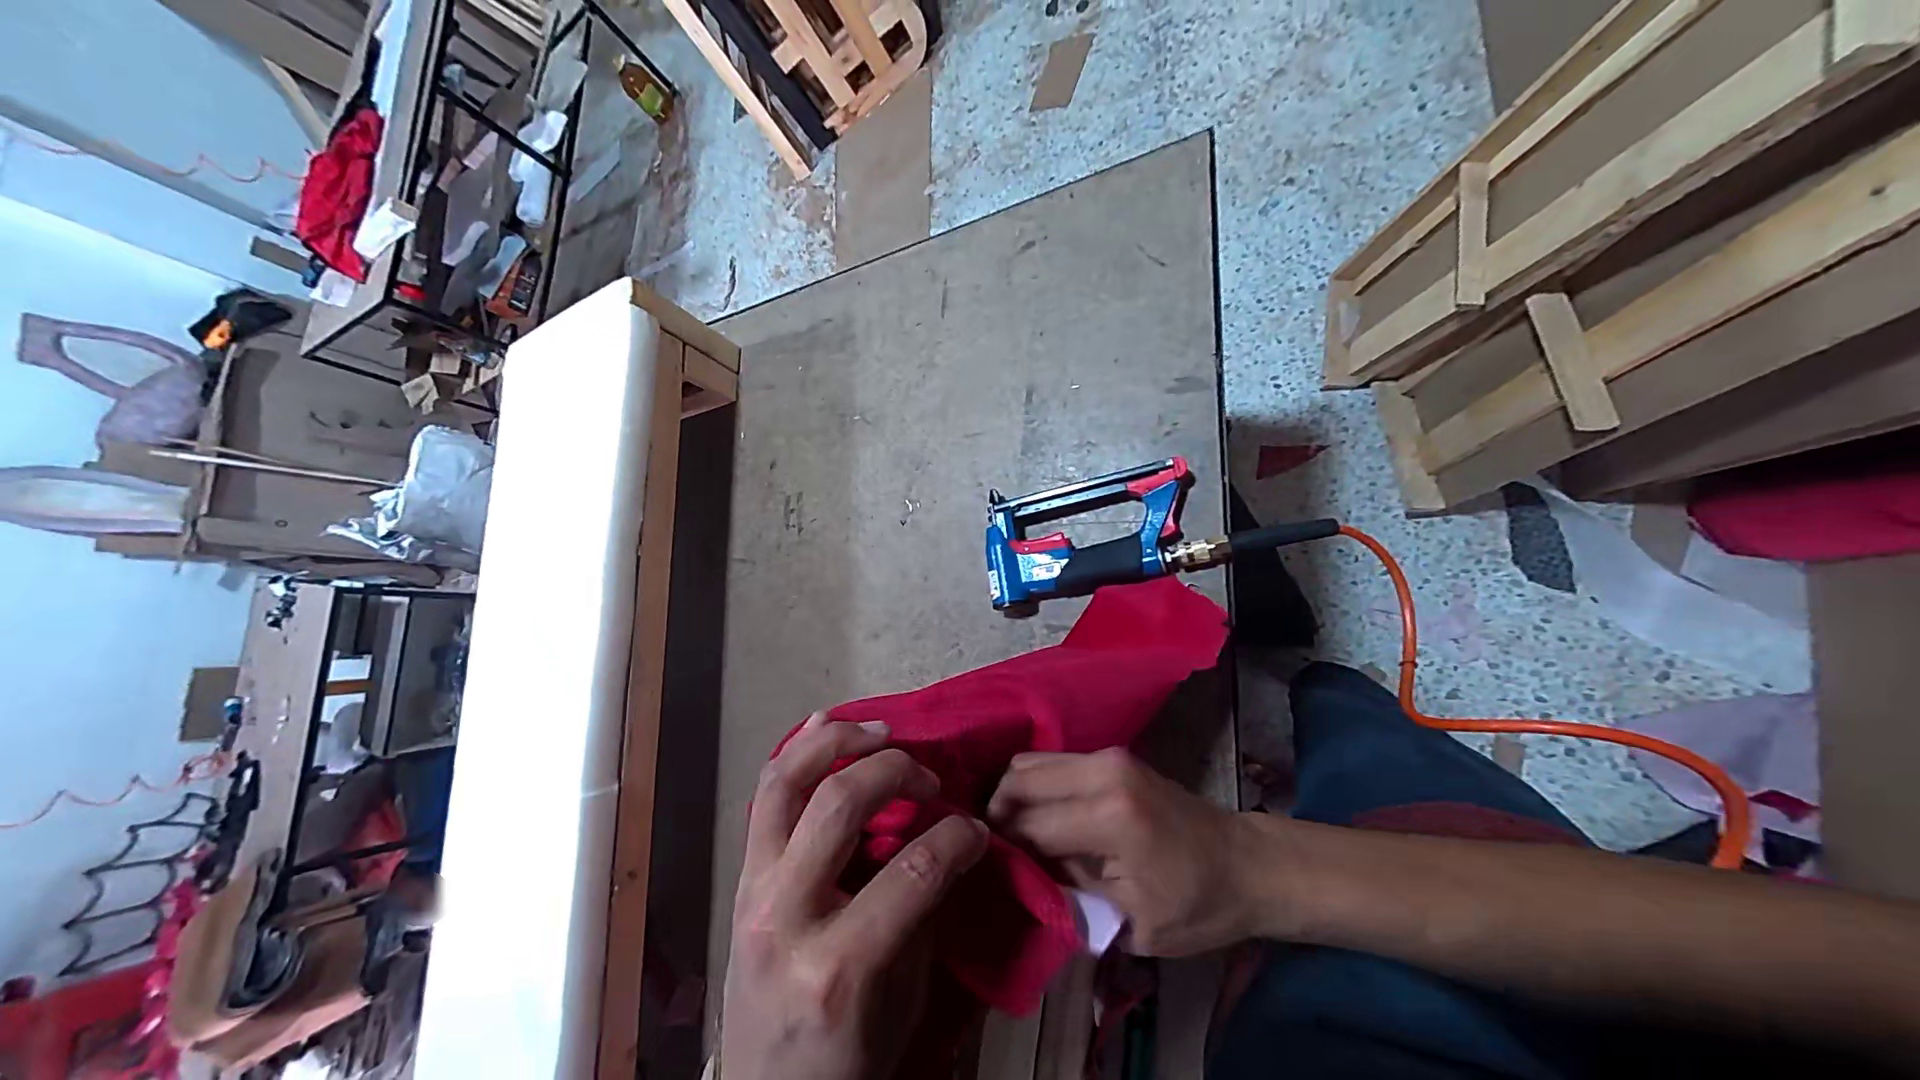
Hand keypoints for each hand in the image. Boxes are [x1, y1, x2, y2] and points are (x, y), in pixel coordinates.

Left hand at [721, 712, 989, 1079]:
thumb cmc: (847, 1060)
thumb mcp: (904, 1000)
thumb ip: (924, 912)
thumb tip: (946, 840)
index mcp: (835, 966)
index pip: (910, 873)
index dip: (955, 839)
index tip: (976, 830)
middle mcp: (782, 916)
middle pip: (839, 806)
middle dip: (895, 773)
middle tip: (927, 779)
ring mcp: (749, 892)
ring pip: (783, 783)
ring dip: (835, 743)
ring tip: (879, 732)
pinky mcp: (739, 879)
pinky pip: (764, 798)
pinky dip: (796, 753)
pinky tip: (824, 726)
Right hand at [988, 748, 1262, 955]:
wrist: (1247, 864)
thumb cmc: (1197, 905)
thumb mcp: (1133, 922)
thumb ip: (1071, 892)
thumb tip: (1021, 872)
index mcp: (1111, 818)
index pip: (1030, 826)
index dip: (1005, 850)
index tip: (988, 872)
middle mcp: (1104, 773)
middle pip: (1020, 780)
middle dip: (998, 814)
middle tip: (993, 849)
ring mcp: (1108, 757)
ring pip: (1030, 763)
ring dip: (1013, 795)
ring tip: (1010, 833)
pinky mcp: (1111, 755)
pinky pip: (1052, 762)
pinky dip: (1034, 785)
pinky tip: (1035, 815)